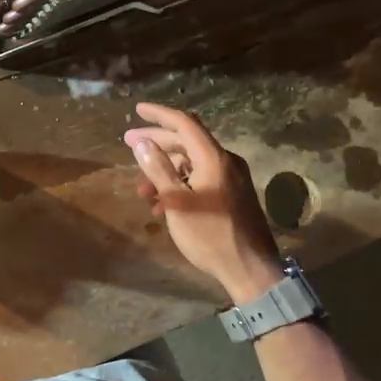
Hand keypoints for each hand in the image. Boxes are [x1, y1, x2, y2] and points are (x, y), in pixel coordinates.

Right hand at [124, 103, 283, 303]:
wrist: (251, 270)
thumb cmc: (210, 235)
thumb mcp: (176, 203)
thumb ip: (158, 169)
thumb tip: (143, 142)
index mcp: (213, 158)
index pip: (184, 123)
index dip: (158, 114)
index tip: (137, 110)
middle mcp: (226, 161)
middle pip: (187, 140)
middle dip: (157, 141)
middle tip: (130, 143)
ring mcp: (232, 178)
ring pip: (192, 162)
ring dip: (166, 169)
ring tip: (142, 189)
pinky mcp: (233, 194)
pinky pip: (202, 177)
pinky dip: (180, 183)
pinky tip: (163, 204)